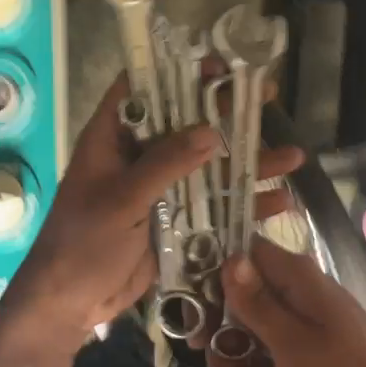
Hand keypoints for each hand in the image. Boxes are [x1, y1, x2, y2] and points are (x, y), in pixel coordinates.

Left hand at [0, 78, 303, 345]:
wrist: (71, 303)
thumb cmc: (83, 242)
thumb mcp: (122, 199)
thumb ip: (166, 164)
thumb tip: (213, 132)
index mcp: (112, 140)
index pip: (142, 90)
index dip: (175, 72)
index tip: (217, 64)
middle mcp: (138, 158)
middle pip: (186, 124)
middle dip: (226, 112)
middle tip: (266, 95)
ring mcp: (160, 190)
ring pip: (208, 167)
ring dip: (247, 163)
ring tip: (294, 156)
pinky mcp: (176, 221)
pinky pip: (213, 205)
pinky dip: (243, 204)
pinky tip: (279, 202)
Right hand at [218, 239, 365, 366]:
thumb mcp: (290, 342)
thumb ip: (257, 302)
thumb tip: (228, 258)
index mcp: (293, 275)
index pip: (240, 252)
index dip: (211, 277)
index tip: (193, 312)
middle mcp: (294, 284)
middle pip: (238, 294)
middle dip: (221, 332)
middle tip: (215, 366)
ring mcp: (300, 309)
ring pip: (248, 321)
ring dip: (237, 356)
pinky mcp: (305, 332)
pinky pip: (267, 338)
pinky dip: (256, 363)